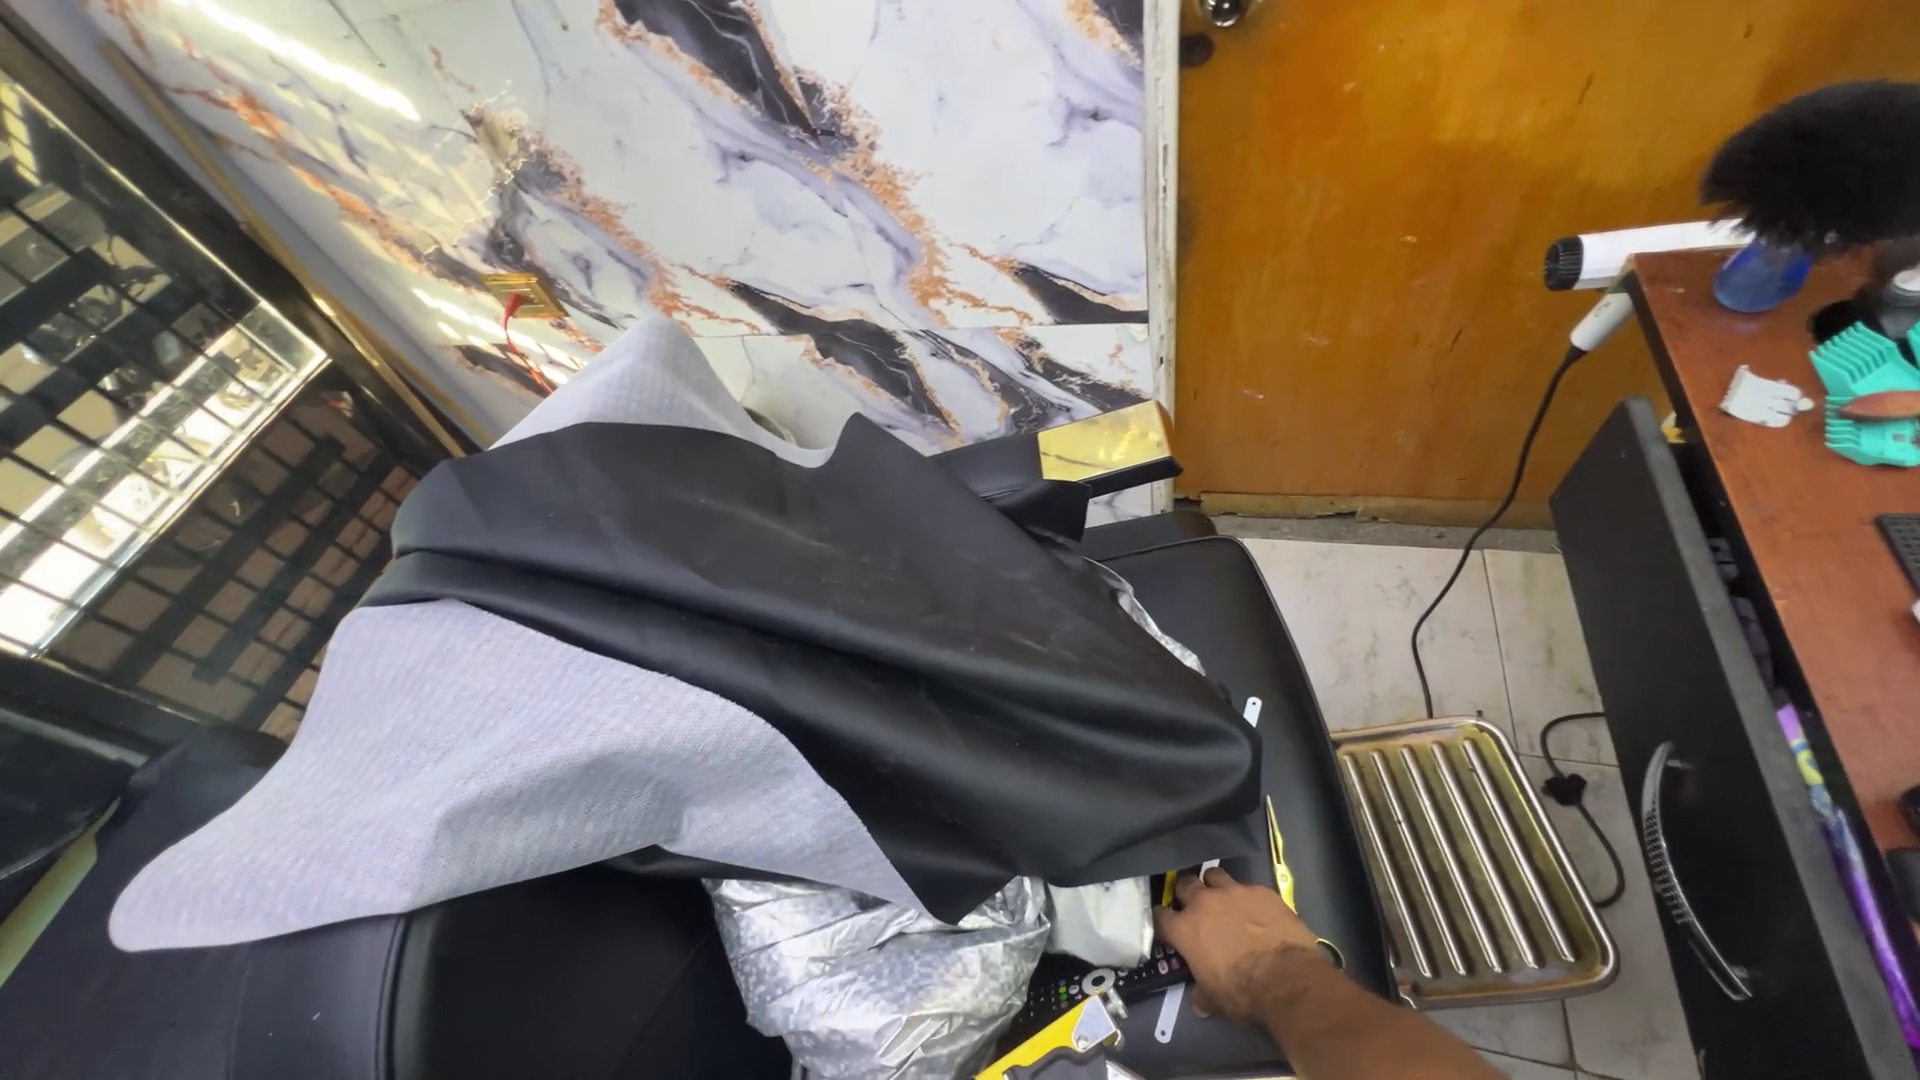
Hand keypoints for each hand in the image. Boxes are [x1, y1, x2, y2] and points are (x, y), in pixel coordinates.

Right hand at [1152, 866, 1324, 1023]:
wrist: (1288, 979)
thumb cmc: (1243, 993)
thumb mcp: (1215, 1001)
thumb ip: (1202, 996)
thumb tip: (1198, 1003)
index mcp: (1185, 929)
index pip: (1160, 915)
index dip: (1163, 920)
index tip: (1168, 927)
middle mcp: (1203, 902)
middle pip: (1185, 884)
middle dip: (1186, 893)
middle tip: (1195, 906)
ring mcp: (1233, 892)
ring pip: (1214, 875)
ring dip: (1215, 885)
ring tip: (1224, 899)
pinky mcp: (1260, 891)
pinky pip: (1248, 887)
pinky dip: (1249, 897)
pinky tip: (1259, 911)